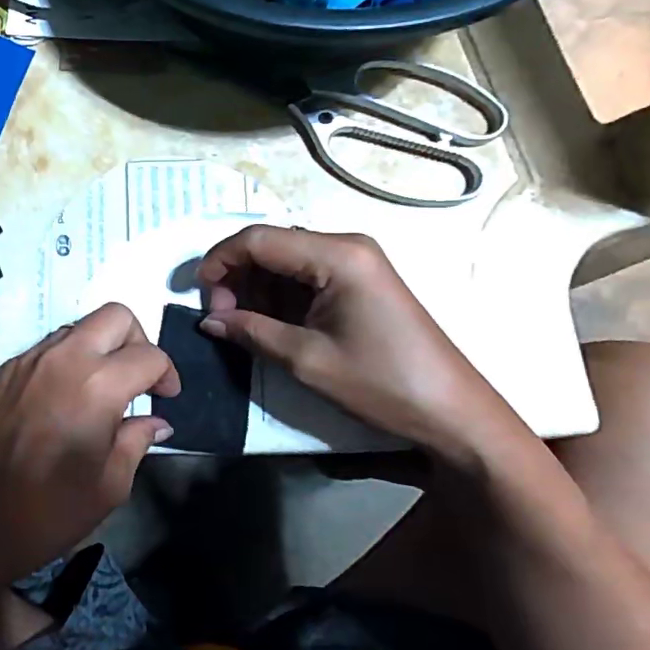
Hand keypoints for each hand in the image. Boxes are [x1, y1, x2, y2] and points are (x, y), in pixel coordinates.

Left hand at [0, 304, 178, 625]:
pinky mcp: (5, 370)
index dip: (167, 373)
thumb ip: (138, 440)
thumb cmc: (51, 510)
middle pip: (115, 316)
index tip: (167, 397)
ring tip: (103, 387)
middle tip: (139, 377)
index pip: (149, 355)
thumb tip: (156, 421)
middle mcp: (65, 359)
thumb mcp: (111, 484)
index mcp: (98, 386)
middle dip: (137, 339)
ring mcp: (30, 359)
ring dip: (100, 347)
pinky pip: (48, 348)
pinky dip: (68, 361)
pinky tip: (66, 397)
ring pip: (79, 327)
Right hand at [195, 226, 517, 461]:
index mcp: (337, 254)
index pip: (260, 239)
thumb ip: (253, 332)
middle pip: (274, 245)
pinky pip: (310, 276)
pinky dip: (283, 296)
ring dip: (258, 287)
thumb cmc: (382, 383)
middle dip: (239, 276)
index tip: (196, 294)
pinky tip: (269, 323)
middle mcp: (348, 245)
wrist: (453, 411)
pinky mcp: (362, 281)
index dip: (220, 259)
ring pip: (289, 261)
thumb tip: (209, 319)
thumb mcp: (309, 360)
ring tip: (241, 325)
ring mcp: (358, 262)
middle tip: (221, 318)